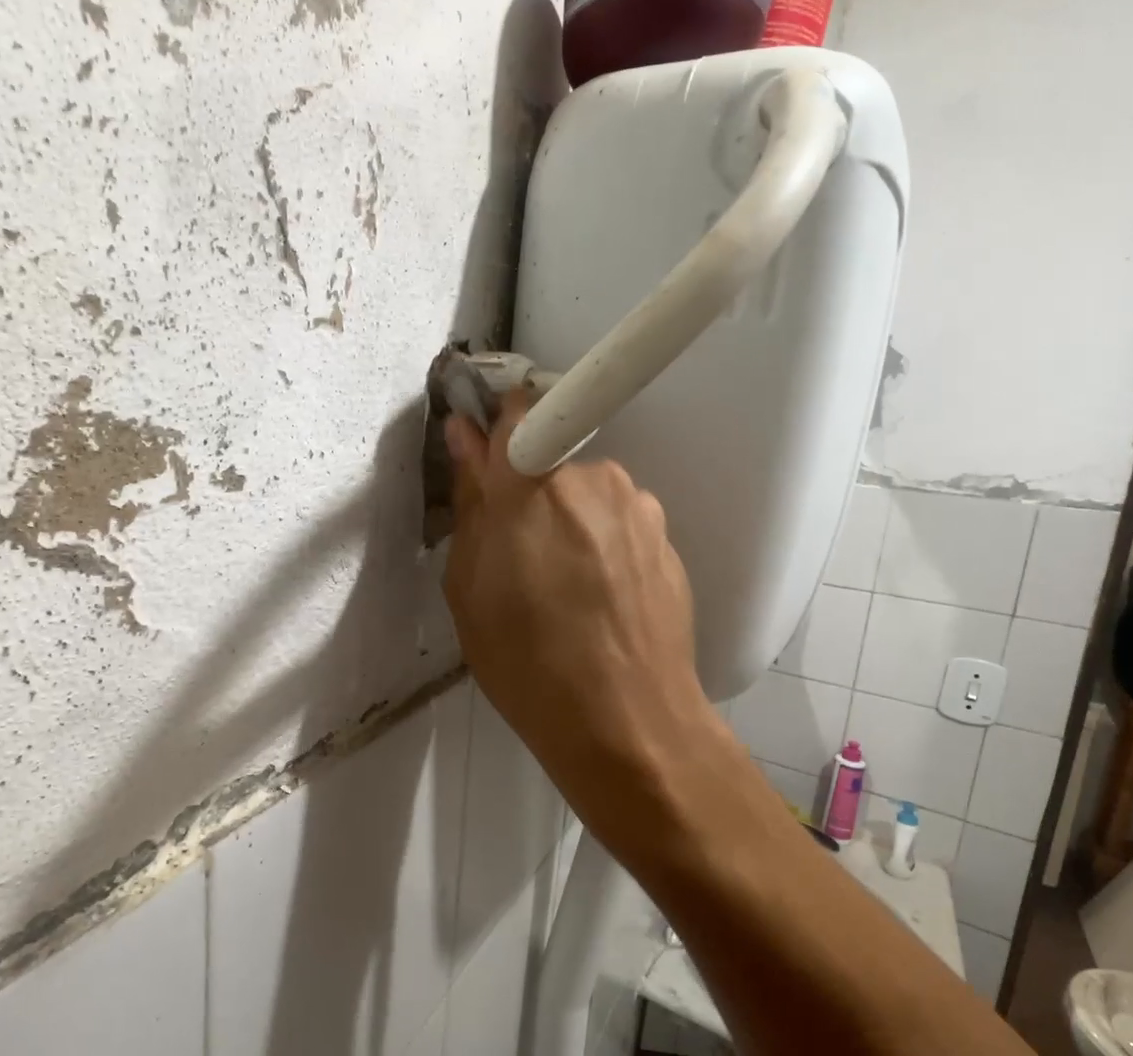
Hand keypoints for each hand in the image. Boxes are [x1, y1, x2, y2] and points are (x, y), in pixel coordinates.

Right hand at [441, 389, 709, 816]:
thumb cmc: (526, 660)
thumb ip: (471, 502)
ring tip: (557, 590)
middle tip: (512, 556)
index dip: (499, 422)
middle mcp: (596, 478)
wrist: (628, 726)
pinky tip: (593, 603)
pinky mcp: (668, 541)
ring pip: (587, 494)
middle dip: (528, 492)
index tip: (483, 452)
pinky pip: (618, 525)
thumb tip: (464, 437)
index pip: (520, 407)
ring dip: (566, 522)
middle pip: (552, 459)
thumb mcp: (470, 587)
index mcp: (535, 483)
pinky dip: (599, 547)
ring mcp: (640, 509)